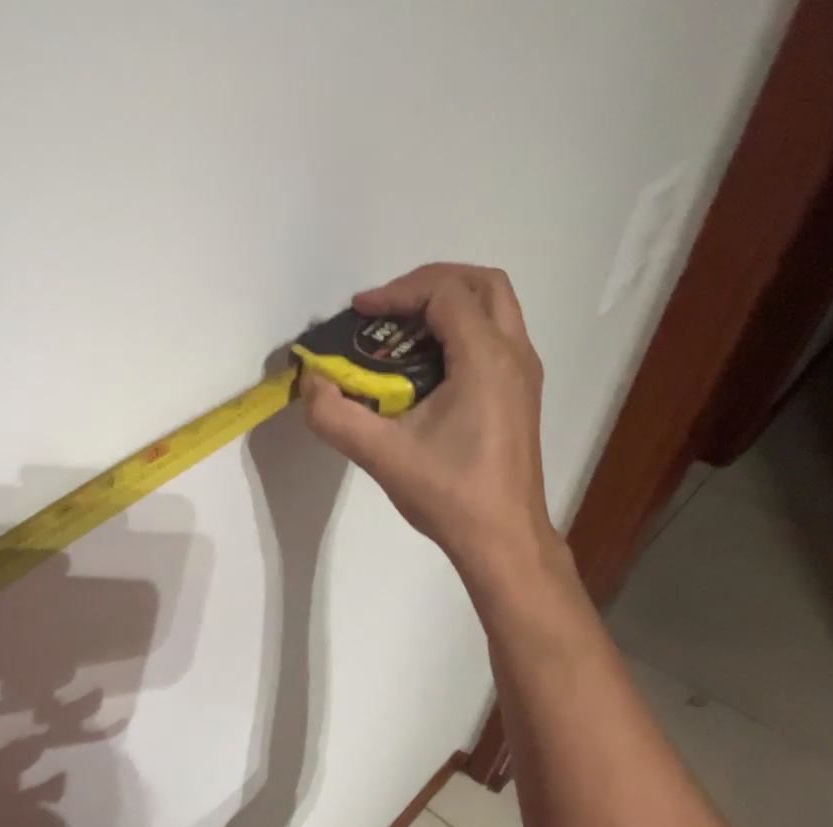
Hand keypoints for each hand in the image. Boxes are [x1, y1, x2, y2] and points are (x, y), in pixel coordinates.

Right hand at [300, 263, 556, 582]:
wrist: (502, 537)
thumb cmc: (448, 493)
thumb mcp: (380, 454)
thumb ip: (334, 416)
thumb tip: (310, 384)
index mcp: (486, 359)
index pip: (445, 294)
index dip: (396, 294)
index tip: (357, 314)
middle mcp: (514, 354)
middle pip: (482, 284)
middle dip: (429, 283)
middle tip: (386, 307)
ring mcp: (522, 373)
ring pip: (493, 307)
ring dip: (447, 304)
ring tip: (399, 332)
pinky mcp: (519, 393)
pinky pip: (493, 336)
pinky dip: (458, 330)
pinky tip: (422, 366)